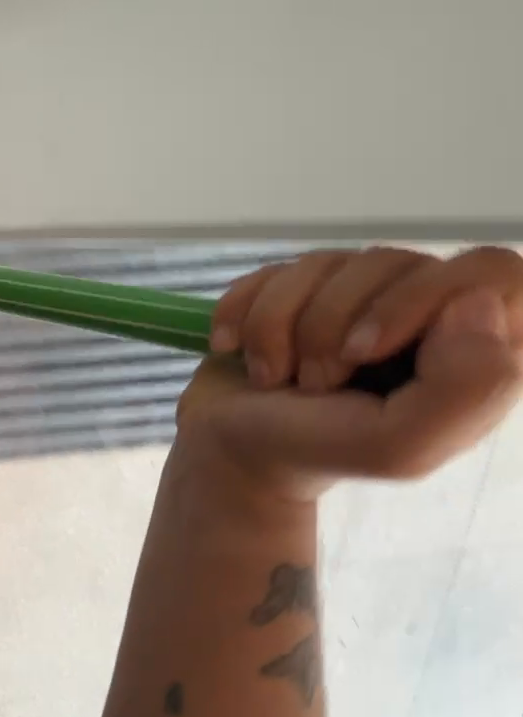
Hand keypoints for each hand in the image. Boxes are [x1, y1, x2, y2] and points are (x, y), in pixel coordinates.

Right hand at [181, 246, 522, 499]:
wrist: (227, 452)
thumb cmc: (315, 451)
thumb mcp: (402, 445)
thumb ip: (471, 385)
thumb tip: (472, 302)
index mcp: (474, 342)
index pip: (489, 272)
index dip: (421, 300)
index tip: (363, 353)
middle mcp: (419, 307)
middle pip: (391, 263)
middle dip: (328, 324)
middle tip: (312, 379)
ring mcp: (351, 295)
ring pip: (322, 265)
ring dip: (274, 329)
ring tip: (272, 375)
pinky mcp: (291, 290)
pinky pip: (268, 273)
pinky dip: (237, 315)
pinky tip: (233, 349)